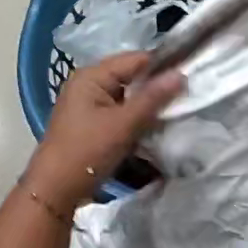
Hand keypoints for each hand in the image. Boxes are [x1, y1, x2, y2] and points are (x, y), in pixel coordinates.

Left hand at [23, 53, 183, 212]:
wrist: (55, 188)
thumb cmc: (87, 151)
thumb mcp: (123, 124)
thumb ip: (153, 98)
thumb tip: (181, 73)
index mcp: (91, 76)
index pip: (135, 59)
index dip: (163, 65)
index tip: (192, 76)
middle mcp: (87, 84)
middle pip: (130, 77)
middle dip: (156, 88)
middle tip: (187, 98)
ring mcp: (87, 104)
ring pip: (126, 97)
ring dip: (146, 106)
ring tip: (175, 113)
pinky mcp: (89, 123)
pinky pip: (118, 112)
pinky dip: (134, 118)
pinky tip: (153, 128)